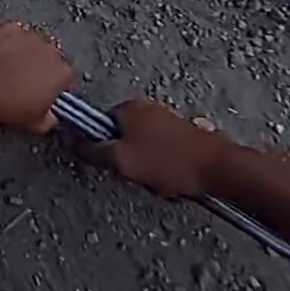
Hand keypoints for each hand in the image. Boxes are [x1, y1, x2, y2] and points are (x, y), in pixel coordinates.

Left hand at [0, 21, 76, 132]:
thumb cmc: (3, 103)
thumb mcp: (34, 123)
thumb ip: (49, 117)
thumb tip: (49, 116)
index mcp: (60, 71)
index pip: (70, 75)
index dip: (60, 83)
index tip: (50, 88)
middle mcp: (47, 48)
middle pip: (51, 54)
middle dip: (41, 64)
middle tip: (25, 78)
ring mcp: (25, 34)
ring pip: (30, 41)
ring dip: (23, 50)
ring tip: (7, 65)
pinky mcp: (4, 26)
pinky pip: (9, 32)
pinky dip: (5, 40)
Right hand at [79, 98, 241, 198]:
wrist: (221, 169)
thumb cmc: (169, 162)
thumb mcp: (121, 160)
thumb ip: (91, 150)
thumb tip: (68, 140)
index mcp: (127, 108)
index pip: (99, 126)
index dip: (103, 149)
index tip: (114, 166)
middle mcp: (145, 108)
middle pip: (121, 139)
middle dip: (128, 162)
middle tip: (139, 177)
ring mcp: (165, 119)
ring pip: (142, 149)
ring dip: (147, 169)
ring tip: (160, 182)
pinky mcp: (183, 135)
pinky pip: (161, 154)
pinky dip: (164, 169)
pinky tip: (174, 182)